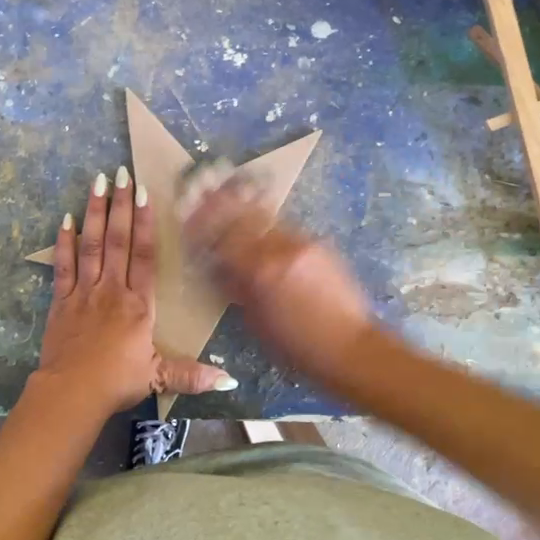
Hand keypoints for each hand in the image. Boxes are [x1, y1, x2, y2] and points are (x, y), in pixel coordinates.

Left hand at [36, 166, 235, 411]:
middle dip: (121, 205)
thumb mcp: (158, 376)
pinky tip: (65, 218)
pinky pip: (63, 265)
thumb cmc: (117, 382)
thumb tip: (230, 378)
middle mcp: (112, 290)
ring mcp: (84, 292)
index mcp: (139, 305)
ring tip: (96, 182)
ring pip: (91, 245)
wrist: (72, 391)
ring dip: (94, 212)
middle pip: (118, 240)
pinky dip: (63, 241)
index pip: (145, 256)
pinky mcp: (61, 301)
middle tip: (121, 172)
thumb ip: (192, 374)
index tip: (145, 193)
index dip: (146, 223)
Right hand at [176, 163, 374, 371]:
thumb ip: (235, 288)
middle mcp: (281, 248)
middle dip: (219, 202)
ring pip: (265, 216)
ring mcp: (303, 243)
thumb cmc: (298, 347)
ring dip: (243, 208)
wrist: (353, 349)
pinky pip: (285, 229)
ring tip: (226, 195)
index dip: (201, 223)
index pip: (222, 236)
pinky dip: (267, 225)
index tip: (186, 215)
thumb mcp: (256, 321)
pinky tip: (259, 228)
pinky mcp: (320, 246)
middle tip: (202, 190)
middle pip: (243, 214)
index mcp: (260, 270)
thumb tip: (219, 268)